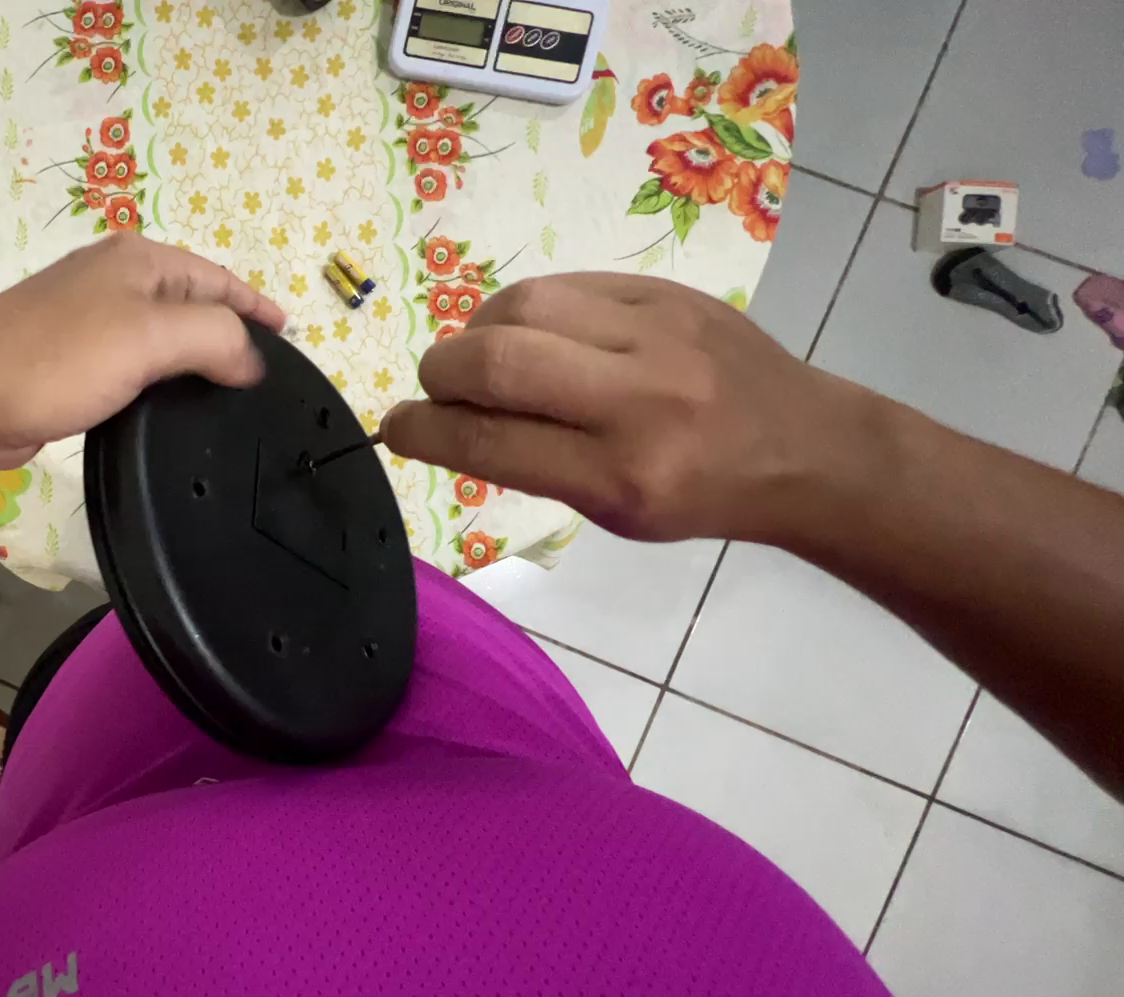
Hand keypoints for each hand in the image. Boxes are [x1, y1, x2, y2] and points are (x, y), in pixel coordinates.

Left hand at [0, 234, 285, 469]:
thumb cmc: (58, 359)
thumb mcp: (150, 336)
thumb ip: (216, 336)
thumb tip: (253, 358)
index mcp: (136, 260)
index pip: (216, 276)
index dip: (255, 305)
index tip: (287, 335)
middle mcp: (111, 281)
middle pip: (189, 303)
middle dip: (228, 333)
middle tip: (259, 375)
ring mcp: (85, 322)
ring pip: (160, 338)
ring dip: (193, 361)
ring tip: (224, 394)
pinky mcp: (67, 363)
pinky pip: (132, 367)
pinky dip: (159, 382)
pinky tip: (169, 407)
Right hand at [380, 273, 884, 542]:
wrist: (805, 445)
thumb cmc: (691, 495)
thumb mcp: (602, 508)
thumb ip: (521, 460)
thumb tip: (445, 416)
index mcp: (618, 474)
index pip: (488, 443)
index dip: (422, 432)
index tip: (396, 428)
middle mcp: (638, 399)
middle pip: (496, 361)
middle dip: (439, 374)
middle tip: (439, 390)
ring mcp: (657, 332)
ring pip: (520, 306)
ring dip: (475, 333)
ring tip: (486, 359)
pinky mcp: (665, 290)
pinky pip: (559, 284)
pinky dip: (519, 311)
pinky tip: (530, 333)